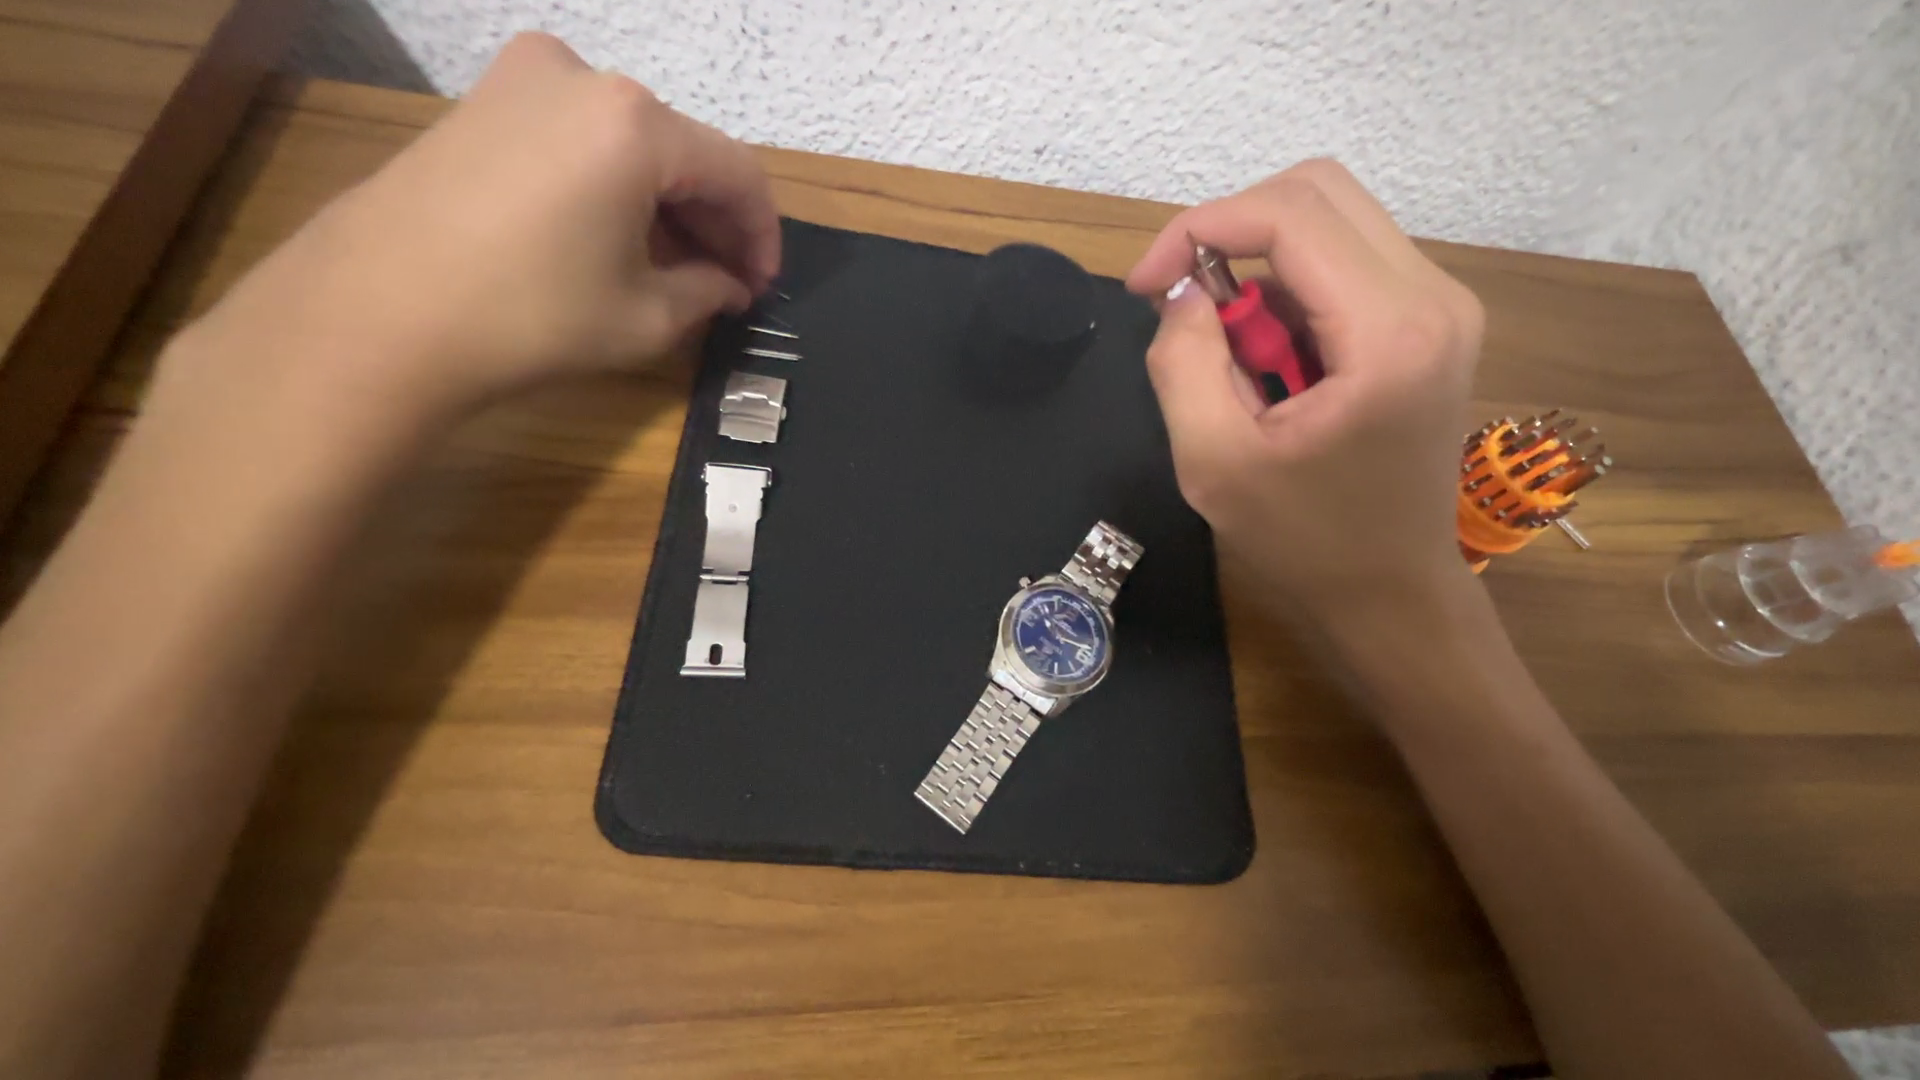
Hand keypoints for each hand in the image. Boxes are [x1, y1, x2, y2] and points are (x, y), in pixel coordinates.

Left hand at [178, 32, 780, 425]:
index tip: (762, 287)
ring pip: (633, 145)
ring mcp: (522, 81)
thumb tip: (730, 284)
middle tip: (724, 284)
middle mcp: (583, 77)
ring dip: (666, 206)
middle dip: (713, 221)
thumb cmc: (531, 317)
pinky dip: (615, 188)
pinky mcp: (483, 104)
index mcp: (636, 123)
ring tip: (673, 272)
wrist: (377, 314)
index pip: (738, 173)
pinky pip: (580, 140)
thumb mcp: (646, 317)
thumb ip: (709, 291)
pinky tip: (616, 242)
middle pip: (685, 151)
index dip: (763, 235)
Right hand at [1126, 160, 1484, 615]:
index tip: (1147, 285)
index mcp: (1389, 331)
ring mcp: (1439, 307)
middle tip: (1181, 302)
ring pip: (1330, 224)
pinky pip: (1343, 266)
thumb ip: (1182, 364)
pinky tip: (1270, 364)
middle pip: (1317, 192)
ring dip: (1257, 271)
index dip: (1199, 228)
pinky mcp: (1428, 324)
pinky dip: (1285, 295)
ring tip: (1231, 357)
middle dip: (1229, 233)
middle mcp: (1432, 296)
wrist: (1391, 591)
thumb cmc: (1304, 541)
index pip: (1289, 214)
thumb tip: (1181, 294)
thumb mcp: (1213, 462)